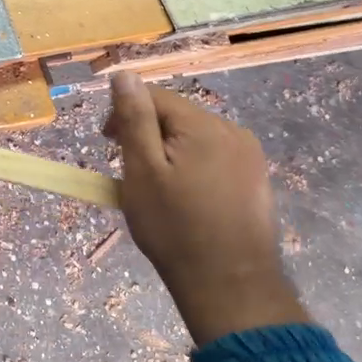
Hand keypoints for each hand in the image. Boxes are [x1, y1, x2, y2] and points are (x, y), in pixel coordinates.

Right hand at [104, 70, 310, 345]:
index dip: (123, 112)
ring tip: (153, 184)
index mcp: (204, 126)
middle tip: (127, 168)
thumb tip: (123, 74)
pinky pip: (212, 156)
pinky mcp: (255, 180)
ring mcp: (250, 157)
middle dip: (145, 131)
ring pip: (193, 135)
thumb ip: (134, 117)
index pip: (154, 96)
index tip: (106, 143)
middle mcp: (233, 132)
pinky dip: (189, 164)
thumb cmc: (175, 227)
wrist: (230, 287)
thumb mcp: (142, 169)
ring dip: (167, 149)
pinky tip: (182, 194)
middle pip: (175, 114)